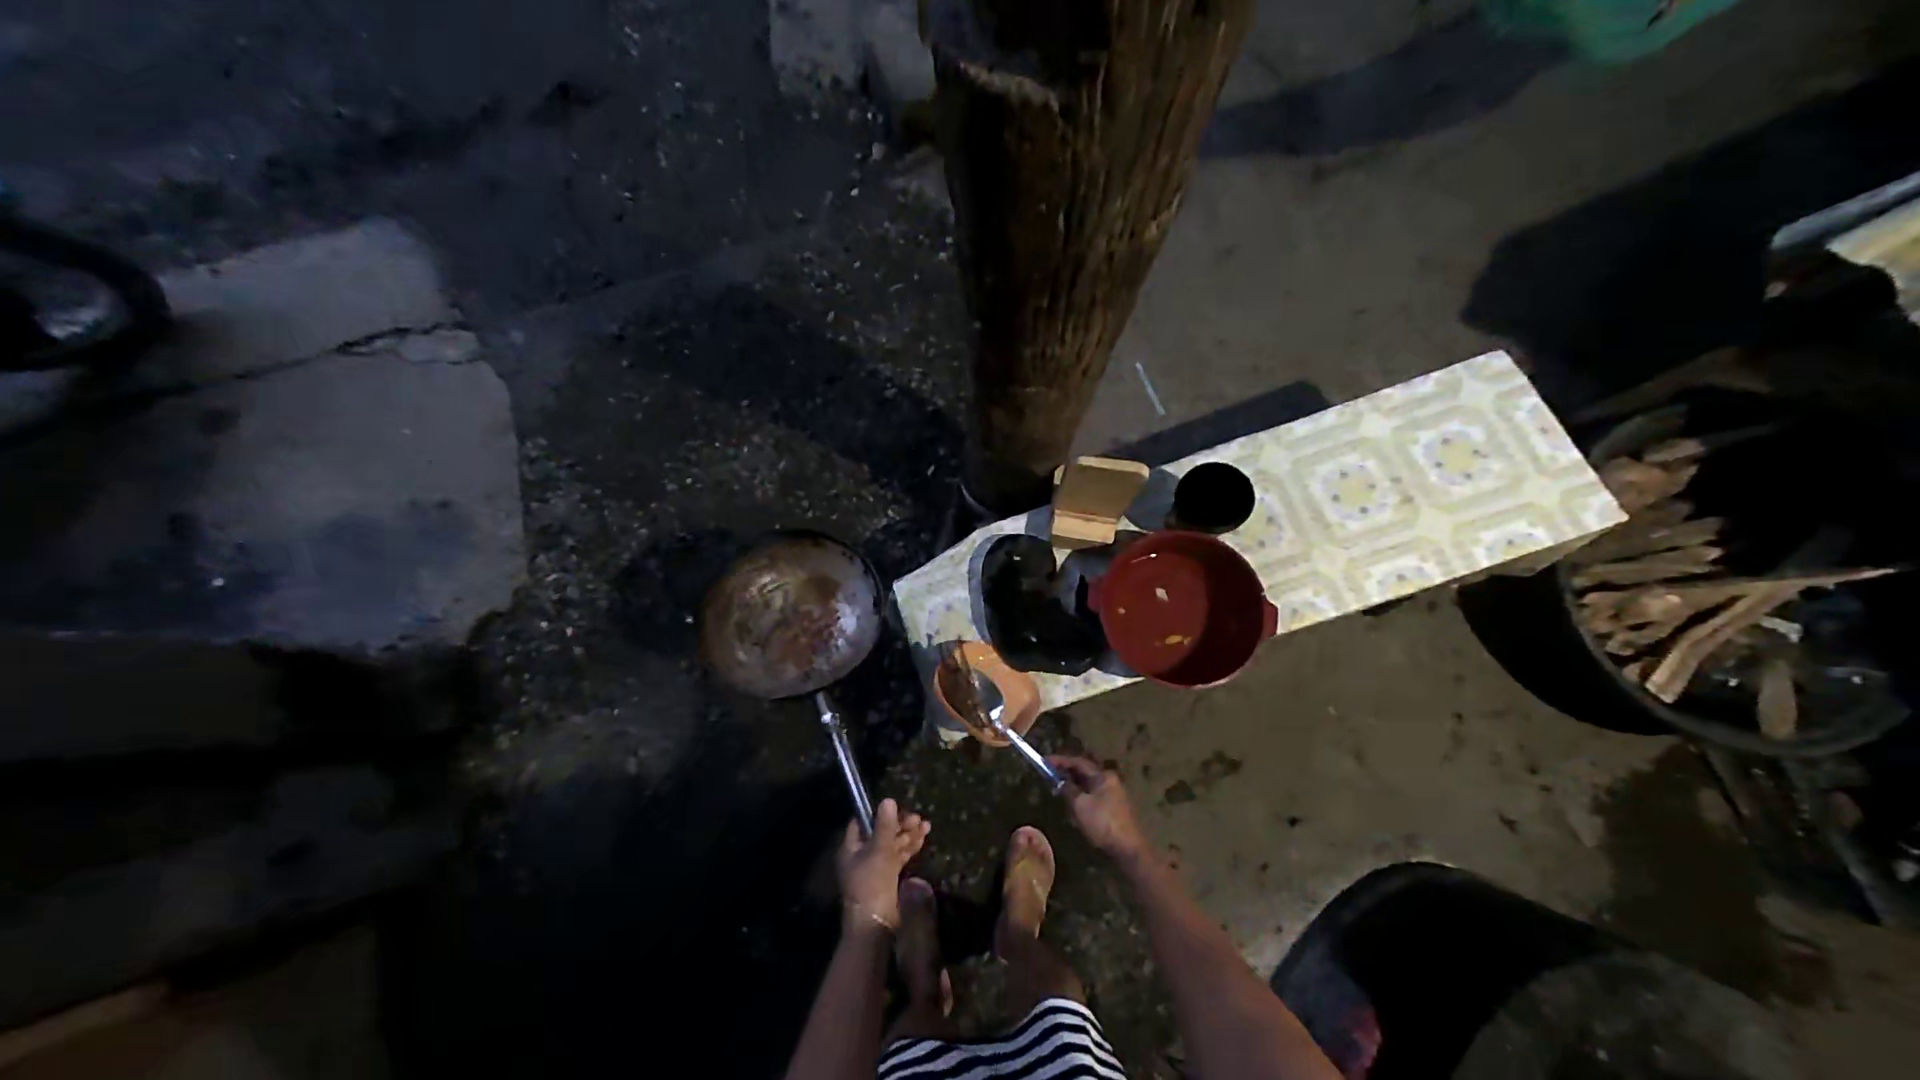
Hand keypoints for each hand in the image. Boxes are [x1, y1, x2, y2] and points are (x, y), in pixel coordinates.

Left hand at [836, 798, 930, 932]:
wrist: (876, 923)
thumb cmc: (871, 883)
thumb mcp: (879, 850)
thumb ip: (884, 825)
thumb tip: (888, 799)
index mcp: (852, 847)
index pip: (863, 822)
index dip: (879, 813)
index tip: (896, 807)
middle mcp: (862, 854)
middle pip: (881, 832)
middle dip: (900, 824)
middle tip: (917, 818)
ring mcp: (875, 867)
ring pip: (893, 844)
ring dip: (908, 834)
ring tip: (926, 826)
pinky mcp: (888, 877)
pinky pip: (899, 857)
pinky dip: (910, 847)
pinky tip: (923, 839)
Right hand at [1051, 756, 1151, 862]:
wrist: (1127, 849)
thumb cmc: (1102, 822)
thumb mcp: (1080, 804)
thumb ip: (1068, 789)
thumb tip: (1059, 781)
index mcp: (1103, 776)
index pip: (1079, 762)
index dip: (1060, 761)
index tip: (1044, 761)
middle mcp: (1110, 782)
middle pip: (1084, 773)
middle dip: (1066, 775)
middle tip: (1049, 777)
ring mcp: (1113, 796)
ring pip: (1087, 787)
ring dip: (1073, 789)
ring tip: (1058, 793)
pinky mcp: (1113, 809)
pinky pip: (1092, 798)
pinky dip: (1080, 799)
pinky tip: (1072, 808)